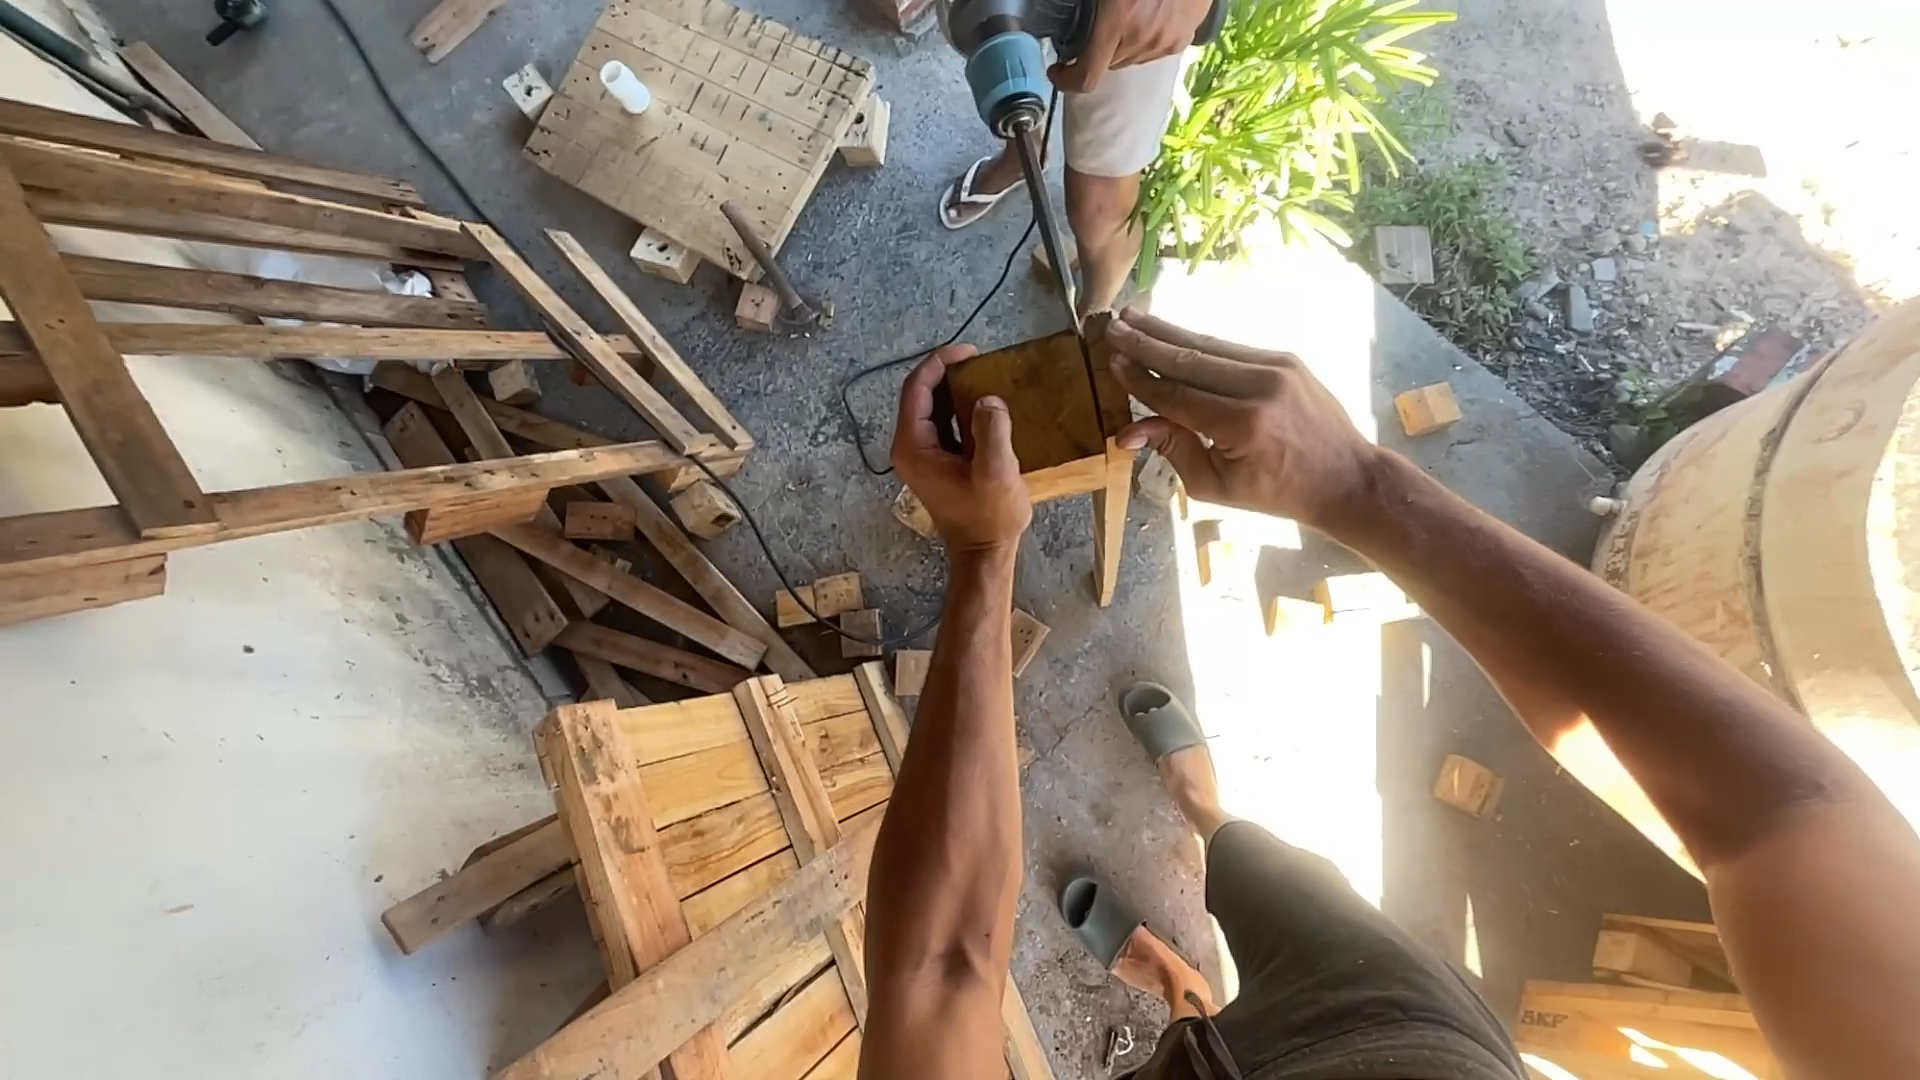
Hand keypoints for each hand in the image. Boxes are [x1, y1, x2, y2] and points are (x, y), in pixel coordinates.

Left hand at [891, 346, 1032, 553]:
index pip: (916, 389)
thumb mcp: (996, 473)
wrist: (985, 552)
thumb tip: (988, 399)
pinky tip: (983, 401)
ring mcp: (921, 456)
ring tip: (984, 374)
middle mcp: (909, 448)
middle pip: (920, 395)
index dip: (939, 362)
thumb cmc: (989, 517)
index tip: (970, 351)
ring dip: (954, 388)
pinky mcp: (936, 462)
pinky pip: (942, 423)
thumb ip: (991, 431)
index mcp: (913, 446)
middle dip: (946, 371)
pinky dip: (958, 407)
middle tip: (980, 359)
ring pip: (931, 407)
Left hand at [1051, 0, 1212, 92]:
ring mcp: (1163, 42)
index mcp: (1117, 19)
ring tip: (1129, 15)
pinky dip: (1144, 40)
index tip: (1058, 70)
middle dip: (1098, 52)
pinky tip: (1149, 16)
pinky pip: (1153, 51)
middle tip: (1097, 28)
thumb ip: (1093, 4)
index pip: (1086, 76)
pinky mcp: (1180, 40)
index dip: (1066, 80)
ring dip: (1123, 45)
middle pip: (1108, 64)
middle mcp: (1140, 39)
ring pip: (1130, 59)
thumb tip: (1080, 7)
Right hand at [1105, 309, 1382, 530]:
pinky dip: (1196, 341)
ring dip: (1166, 331)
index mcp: (1242, 424)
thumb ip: (1174, 450)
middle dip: (1146, 342)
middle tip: (1112, 327)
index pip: (1176, 396)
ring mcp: (1277, 366)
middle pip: (1189, 359)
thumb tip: (1126, 433)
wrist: (1345, 476)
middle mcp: (1260, 386)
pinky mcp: (1285, 359)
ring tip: (1132, 317)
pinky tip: (1170, 331)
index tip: (1111, 360)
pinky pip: (1229, 349)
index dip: (1140, 379)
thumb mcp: (1216, 485)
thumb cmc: (1275, 492)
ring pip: (1208, 345)